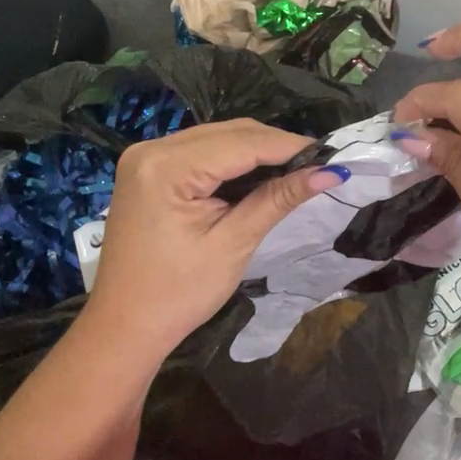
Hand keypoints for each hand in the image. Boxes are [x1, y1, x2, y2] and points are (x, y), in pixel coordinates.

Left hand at [86, 119, 345, 358]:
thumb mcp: (235, 242)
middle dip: (277, 146)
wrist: (125, 325)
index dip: (292, 147)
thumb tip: (332, 172)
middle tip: (320, 166)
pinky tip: (261, 175)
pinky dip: (235, 160)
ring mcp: (147, 157)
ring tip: (298, 171)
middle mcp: (152, 150)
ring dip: (259, 151)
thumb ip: (279, 199)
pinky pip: (203, 151)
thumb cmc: (179, 292)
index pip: (244, 143)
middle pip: (231, 134)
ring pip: (219, 138)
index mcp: (166, 167)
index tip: (335, 155)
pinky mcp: (149, 169)